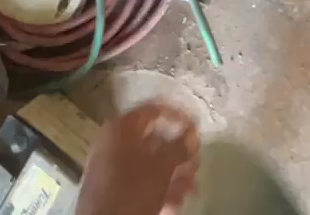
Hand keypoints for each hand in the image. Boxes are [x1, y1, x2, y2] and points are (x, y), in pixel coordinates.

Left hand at [76, 104, 201, 214]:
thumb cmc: (131, 190)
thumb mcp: (160, 168)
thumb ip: (179, 147)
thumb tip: (193, 133)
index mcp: (120, 128)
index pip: (153, 110)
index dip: (177, 115)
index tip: (196, 126)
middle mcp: (114, 142)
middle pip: (153, 139)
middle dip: (178, 151)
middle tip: (196, 160)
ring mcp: (112, 167)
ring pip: (149, 163)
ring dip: (174, 172)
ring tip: (192, 184)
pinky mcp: (114, 190)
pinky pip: (141, 180)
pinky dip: (160, 186)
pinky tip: (177, 200)